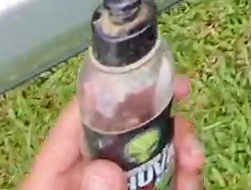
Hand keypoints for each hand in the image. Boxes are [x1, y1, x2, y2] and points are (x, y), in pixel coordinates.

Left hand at [20, 79, 203, 189]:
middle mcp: (89, 173)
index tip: (154, 71)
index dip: (114, 87)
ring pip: (157, 152)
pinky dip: (186, 174)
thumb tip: (106, 169)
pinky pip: (168, 177)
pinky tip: (193, 176)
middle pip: (129, 129)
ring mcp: (120, 183)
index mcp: (55, 173)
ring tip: (195, 159)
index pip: (80, 116)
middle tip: (186, 111)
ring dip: (183, 147)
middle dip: (165, 118)